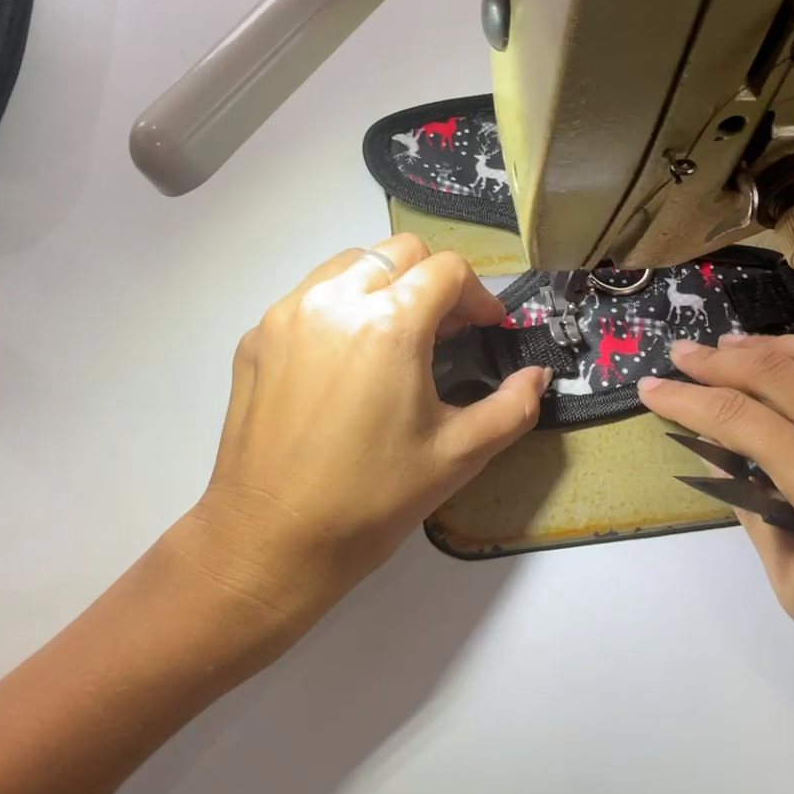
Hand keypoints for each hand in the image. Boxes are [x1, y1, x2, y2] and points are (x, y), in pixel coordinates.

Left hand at [172, 235, 548, 644]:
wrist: (271, 540)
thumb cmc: (372, 500)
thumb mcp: (458, 455)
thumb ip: (512, 406)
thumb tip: (537, 377)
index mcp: (390, 323)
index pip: (447, 269)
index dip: (478, 295)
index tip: (486, 330)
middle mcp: (334, 301)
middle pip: (397, 252)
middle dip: (432, 280)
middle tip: (445, 331)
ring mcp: (287, 315)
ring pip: (348, 264)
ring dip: (384, 285)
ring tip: (396, 337)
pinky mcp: (256, 338)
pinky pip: (308, 297)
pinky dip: (339, 308)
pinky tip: (345, 362)